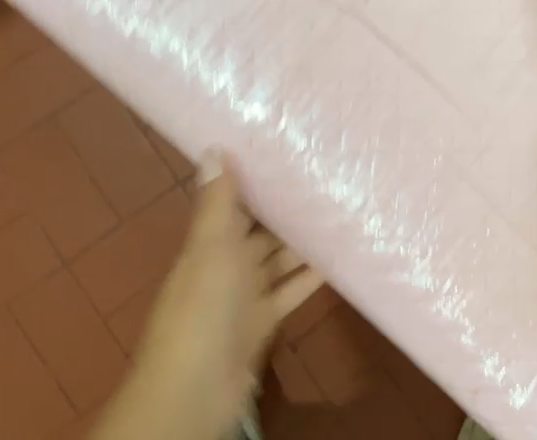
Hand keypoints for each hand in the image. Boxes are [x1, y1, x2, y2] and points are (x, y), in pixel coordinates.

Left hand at [96, 156, 323, 439]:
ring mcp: (246, 295)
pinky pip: (291, 291)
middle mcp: (227, 264)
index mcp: (209, 243)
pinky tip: (339, 259)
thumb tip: (212, 146)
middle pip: (261, 230)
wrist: (195, 389)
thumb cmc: (202, 308)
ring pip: (279, 259)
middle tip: (328, 178)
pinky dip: (311, 277)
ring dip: (304, 241)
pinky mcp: (264, 321)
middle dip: (288, 208)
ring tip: (341, 211)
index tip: (289, 151)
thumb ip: (217, 202)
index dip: (257, 178)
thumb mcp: (210, 247)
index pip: (234, 202)